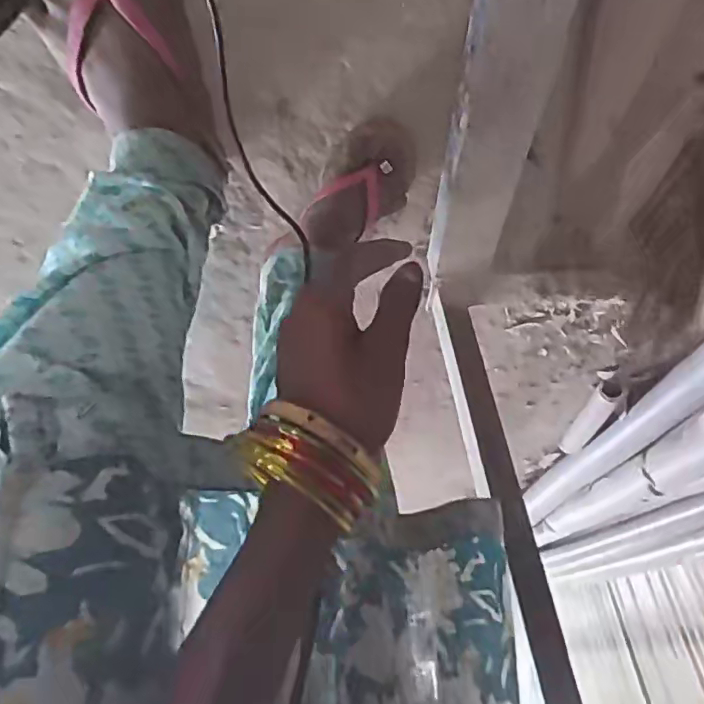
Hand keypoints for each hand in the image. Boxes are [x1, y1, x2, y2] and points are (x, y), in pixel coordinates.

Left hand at [272, 239, 423, 451]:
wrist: (320, 452)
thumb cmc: (358, 399)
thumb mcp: (386, 350)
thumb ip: (397, 304)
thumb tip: (409, 269)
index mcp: (320, 304)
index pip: (349, 259)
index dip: (379, 251)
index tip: (407, 251)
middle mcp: (300, 309)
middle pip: (327, 265)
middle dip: (359, 253)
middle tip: (391, 253)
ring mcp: (294, 328)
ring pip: (322, 285)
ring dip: (349, 272)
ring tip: (378, 270)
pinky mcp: (297, 346)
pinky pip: (319, 304)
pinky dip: (340, 292)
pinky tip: (358, 300)